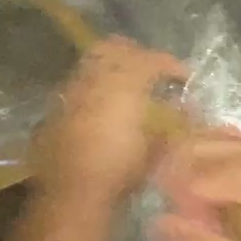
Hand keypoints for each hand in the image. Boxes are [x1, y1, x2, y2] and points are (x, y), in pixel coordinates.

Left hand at [30, 37, 187, 206]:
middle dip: (135, 54)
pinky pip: (76, 87)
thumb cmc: (121, 168)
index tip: (184, 77)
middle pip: (115, 46)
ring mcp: (70, 90)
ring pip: (91, 64)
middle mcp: (95, 77)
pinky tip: (100, 110)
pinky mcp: (53, 109)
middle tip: (150, 71)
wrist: (71, 193)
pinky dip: (92, 90)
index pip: (153, 59)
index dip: (172, 65)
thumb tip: (187, 109)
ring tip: (125, 89)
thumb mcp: (157, 147)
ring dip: (111, 69)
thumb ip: (174, 122)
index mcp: (125, 81)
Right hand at [151, 132, 240, 240]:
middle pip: (199, 144)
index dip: (181, 207)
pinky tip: (219, 205)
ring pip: (213, 140)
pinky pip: (231, 147)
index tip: (188, 238)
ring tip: (200, 217)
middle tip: (187, 227)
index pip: (194, 174)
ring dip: (194, 170)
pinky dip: (212, 167)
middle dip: (179, 180)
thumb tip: (157, 227)